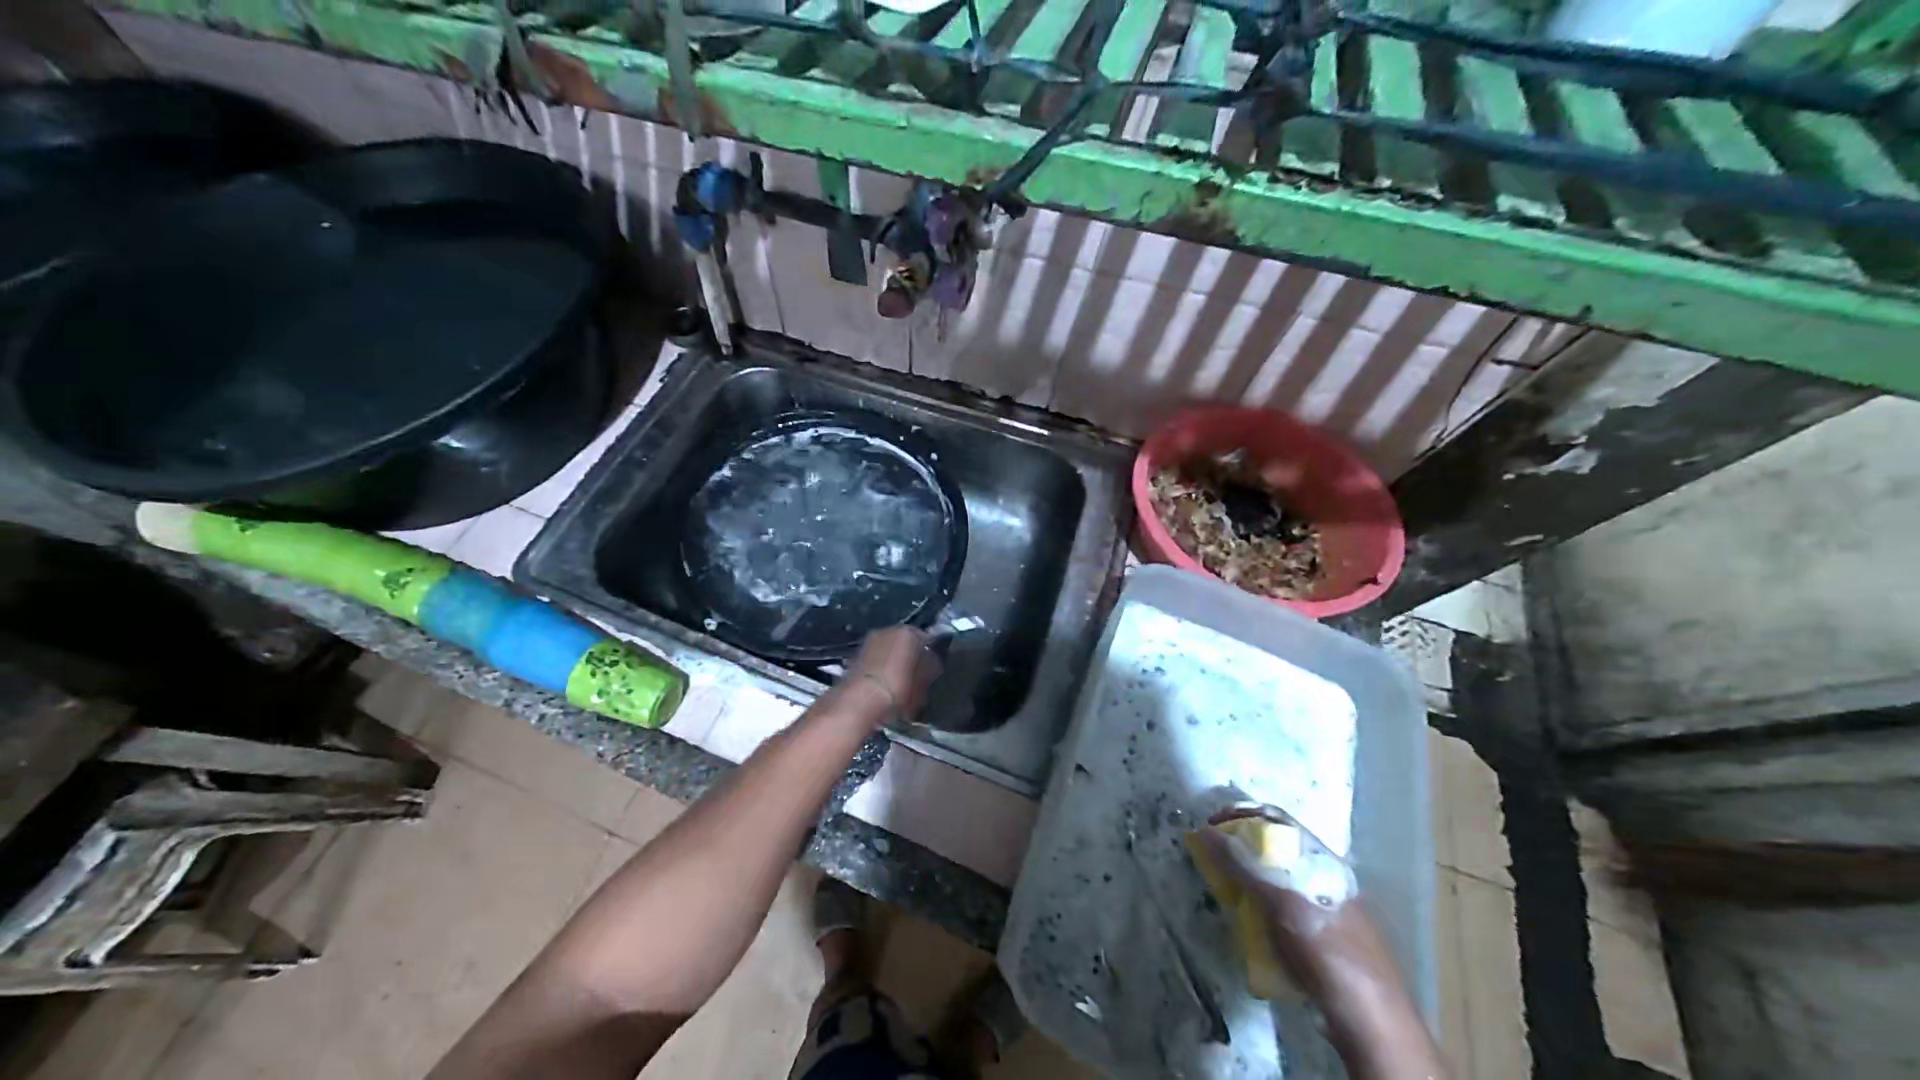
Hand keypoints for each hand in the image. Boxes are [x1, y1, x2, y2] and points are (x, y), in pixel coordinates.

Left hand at [842, 626, 940, 721]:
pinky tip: (883, 690)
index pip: (927, 640)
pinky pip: (874, 663)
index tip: (933, 672)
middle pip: (904, 644)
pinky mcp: (853, 658)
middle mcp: (887, 630)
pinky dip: (879, 672)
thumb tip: (933, 664)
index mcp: (908, 632)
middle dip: (910, 659)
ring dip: (893, 664)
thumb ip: (932, 667)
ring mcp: (868, 643)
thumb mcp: (925, 682)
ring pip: (887, 652)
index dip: (931, 657)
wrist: (861, 701)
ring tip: (899, 687)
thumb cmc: (899, 689)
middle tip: (916, 679)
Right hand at [1191, 805, 1358, 994]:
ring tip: (1219, 884)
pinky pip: (1277, 907)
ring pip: (1274, 877)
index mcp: (1321, 860)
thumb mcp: (1283, 905)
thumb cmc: (1327, 952)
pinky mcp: (1315, 936)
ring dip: (1244, 875)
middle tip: (1208, 854)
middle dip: (1238, 845)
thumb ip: (1245, 867)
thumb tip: (1206, 831)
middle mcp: (1321, 877)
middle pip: (1274, 847)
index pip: (1278, 820)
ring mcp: (1320, 907)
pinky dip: (1255, 904)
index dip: (1243, 814)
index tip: (1211, 822)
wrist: (1369, 1021)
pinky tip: (1243, 916)